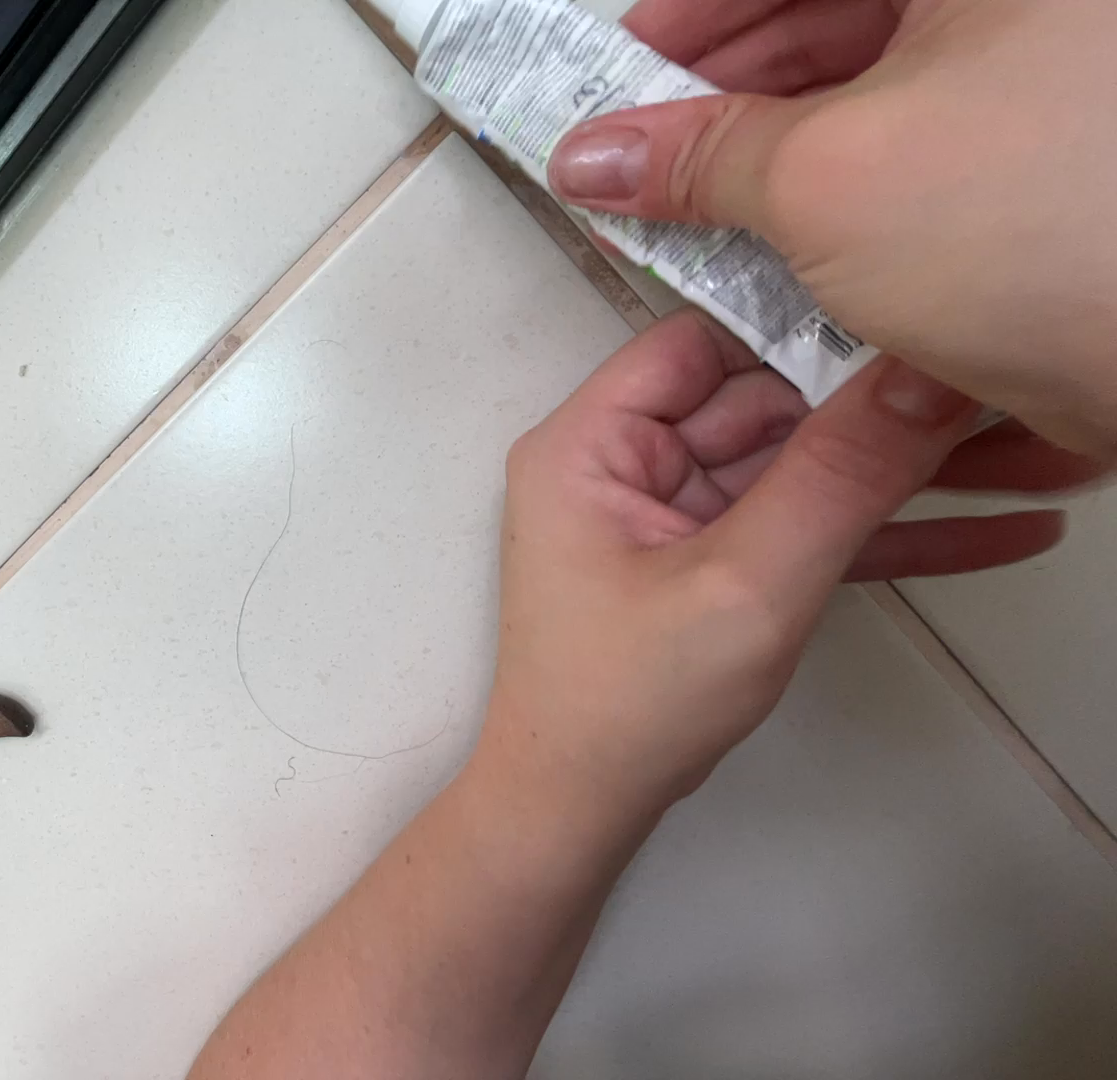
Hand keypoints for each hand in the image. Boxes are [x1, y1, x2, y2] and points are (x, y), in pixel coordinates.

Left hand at [482, 312, 1100, 814]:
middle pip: (760, 405)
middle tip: (1039, 401)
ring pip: (790, 468)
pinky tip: (1003, 530)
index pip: (695, 347)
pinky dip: (876, 531)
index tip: (926, 315)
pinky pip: (787, 525)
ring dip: (910, 473)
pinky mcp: (693, 559)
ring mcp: (656, 513)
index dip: (804, 328)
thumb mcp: (745, 579)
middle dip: (892, 410)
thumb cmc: (630, 693)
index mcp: (586, 447)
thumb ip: (839, 473)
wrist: (583, 790)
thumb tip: (930, 366)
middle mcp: (613, 466)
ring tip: (1063, 459)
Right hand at [544, 0, 1116, 460]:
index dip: (692, 12)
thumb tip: (591, 157)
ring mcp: (1036, 80)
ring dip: (749, 158)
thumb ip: (695, 159)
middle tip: (628, 159)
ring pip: (848, 96)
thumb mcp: (830, 175)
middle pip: (824, 22)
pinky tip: (750, 238)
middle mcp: (1030, 9)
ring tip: (674, 211)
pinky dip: (805, 198)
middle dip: (710, 96)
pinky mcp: (1026, 163)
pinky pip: (883, 157)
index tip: (614, 75)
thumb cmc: (1069, 224)